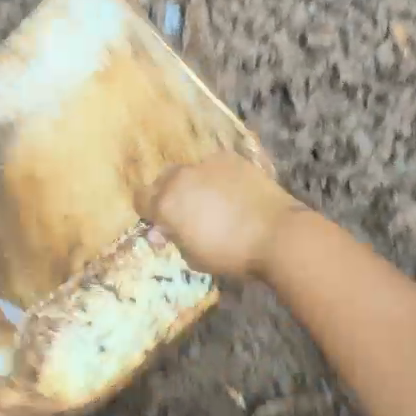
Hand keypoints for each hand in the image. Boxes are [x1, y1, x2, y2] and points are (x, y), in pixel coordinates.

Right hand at [138, 153, 304, 278]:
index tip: (162, 226)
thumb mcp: (194, 258)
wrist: (275, 233)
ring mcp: (206, 163)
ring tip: (214, 203)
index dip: (149, 213)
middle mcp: (180, 177)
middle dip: (169, 196)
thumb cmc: (230, 254)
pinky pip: (214, 167)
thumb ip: (174, 240)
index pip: (140, 199)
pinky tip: (234, 194)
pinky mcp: (229, 158)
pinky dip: (218, 178)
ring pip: (189, 172)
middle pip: (162, 181)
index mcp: (166, 203)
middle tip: (187, 215)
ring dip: (193, 185)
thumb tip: (162, 232)